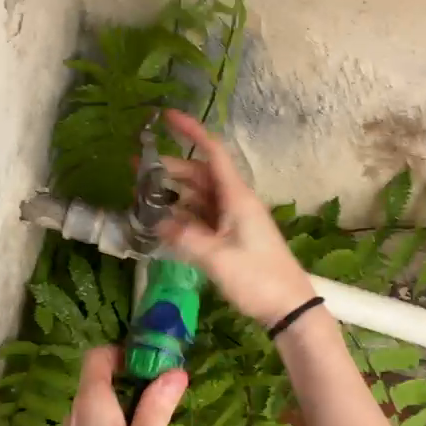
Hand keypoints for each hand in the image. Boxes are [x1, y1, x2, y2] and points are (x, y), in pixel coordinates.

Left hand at [29, 346, 186, 425]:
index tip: (159, 360)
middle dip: (140, 387)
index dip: (127, 351)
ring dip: (138, 419)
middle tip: (174, 399)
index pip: (98, 356)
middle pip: (105, 385)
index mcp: (90, 406)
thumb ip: (157, 410)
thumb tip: (173, 371)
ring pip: (108, 417)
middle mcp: (76, 420)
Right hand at [157, 110, 316, 326]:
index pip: (212, 152)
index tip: (166, 117)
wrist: (289, 308)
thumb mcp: (217, 258)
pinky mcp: (231, 238)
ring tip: (142, 196)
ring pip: (198, 197)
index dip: (191, 131)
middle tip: (136, 169)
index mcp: (236, 197)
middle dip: (169, 168)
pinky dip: (181, 216)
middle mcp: (234, 202)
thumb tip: (158, 223)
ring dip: (172, 194)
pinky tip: (161, 223)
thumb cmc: (258, 278)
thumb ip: (184, 237)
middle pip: (199, 175)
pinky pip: (202, 218)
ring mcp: (233, 221)